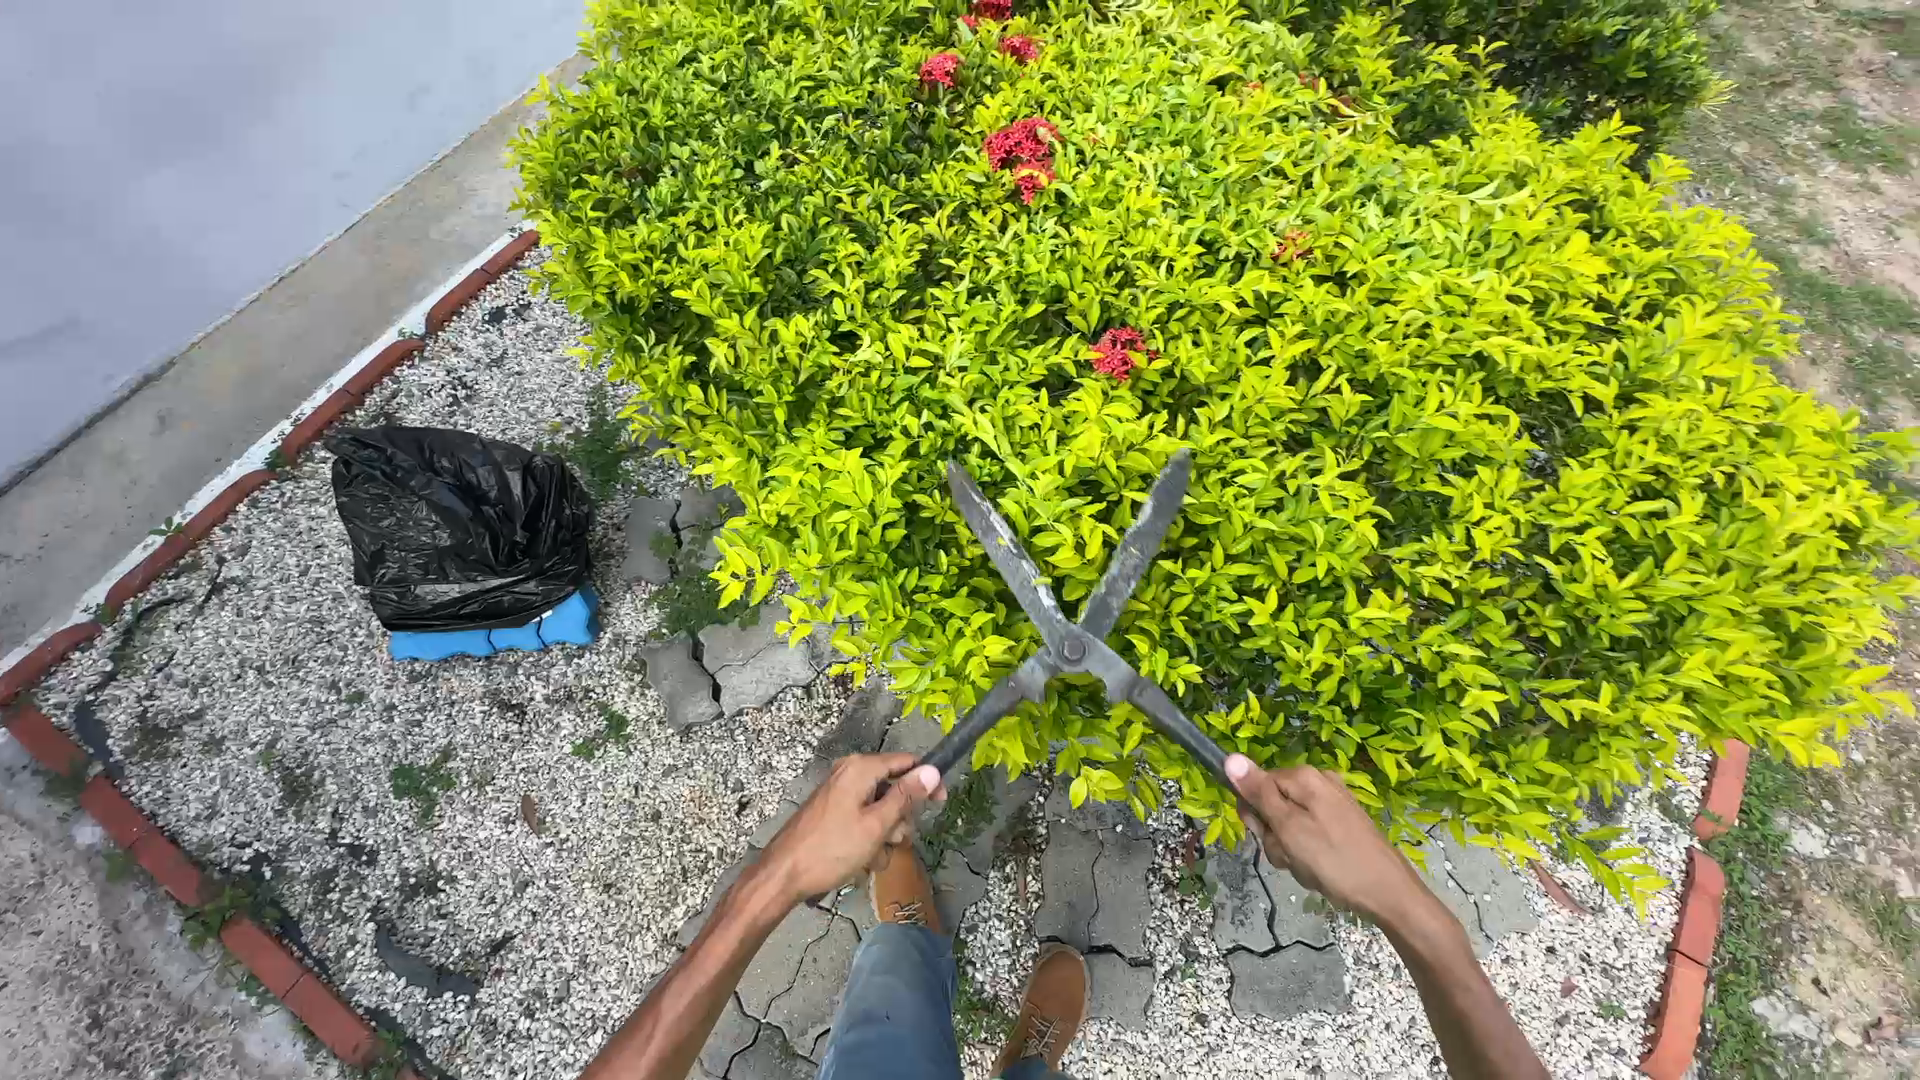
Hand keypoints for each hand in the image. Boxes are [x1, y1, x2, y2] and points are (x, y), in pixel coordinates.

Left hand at [759, 754, 943, 904]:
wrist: (784, 874)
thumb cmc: (831, 848)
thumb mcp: (876, 824)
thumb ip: (906, 796)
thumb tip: (933, 770)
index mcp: (861, 768)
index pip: (907, 763)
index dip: (926, 782)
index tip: (940, 804)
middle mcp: (850, 772)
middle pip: (894, 786)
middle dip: (901, 817)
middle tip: (894, 840)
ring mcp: (840, 791)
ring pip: (881, 806)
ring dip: (886, 832)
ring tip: (875, 854)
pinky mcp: (834, 809)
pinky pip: (864, 816)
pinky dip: (870, 836)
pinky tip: (863, 859)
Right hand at [1224, 753, 1434, 928]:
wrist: (1390, 896)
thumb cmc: (1335, 861)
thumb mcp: (1288, 828)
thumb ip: (1258, 793)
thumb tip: (1229, 758)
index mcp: (1304, 777)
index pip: (1255, 785)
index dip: (1255, 815)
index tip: (1270, 837)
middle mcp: (1319, 781)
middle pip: (1272, 804)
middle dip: (1275, 835)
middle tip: (1291, 856)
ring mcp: (1334, 802)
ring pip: (1289, 823)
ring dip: (1290, 849)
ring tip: (1308, 867)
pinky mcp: (1344, 823)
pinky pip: (1310, 832)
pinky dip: (1308, 853)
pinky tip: (1320, 870)